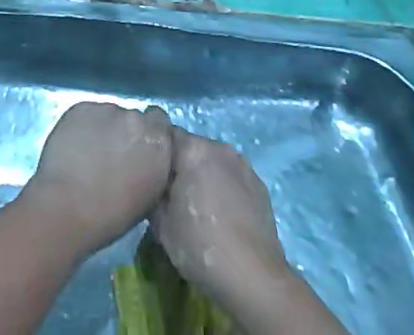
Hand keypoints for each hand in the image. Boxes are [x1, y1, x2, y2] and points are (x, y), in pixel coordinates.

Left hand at [19, 101, 173, 254]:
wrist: (69, 206)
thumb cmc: (113, 214)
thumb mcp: (150, 194)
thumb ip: (153, 166)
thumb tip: (146, 159)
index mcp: (158, 141)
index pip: (159, 121)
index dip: (149, 132)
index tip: (139, 147)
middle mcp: (135, 117)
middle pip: (133, 117)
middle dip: (125, 132)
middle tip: (111, 154)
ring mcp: (106, 109)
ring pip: (108, 115)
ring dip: (103, 129)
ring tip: (89, 152)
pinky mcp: (80, 107)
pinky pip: (86, 113)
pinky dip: (82, 126)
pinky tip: (74, 146)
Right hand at [152, 129, 295, 321]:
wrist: (254, 277)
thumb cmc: (200, 245)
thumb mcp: (160, 223)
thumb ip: (154, 192)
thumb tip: (156, 185)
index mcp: (194, 149)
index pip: (166, 136)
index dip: (157, 154)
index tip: (153, 176)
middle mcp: (220, 148)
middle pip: (192, 147)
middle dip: (182, 165)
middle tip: (173, 194)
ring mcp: (244, 165)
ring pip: (214, 162)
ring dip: (205, 175)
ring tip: (200, 206)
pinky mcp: (260, 186)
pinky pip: (233, 177)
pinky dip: (225, 188)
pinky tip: (222, 215)